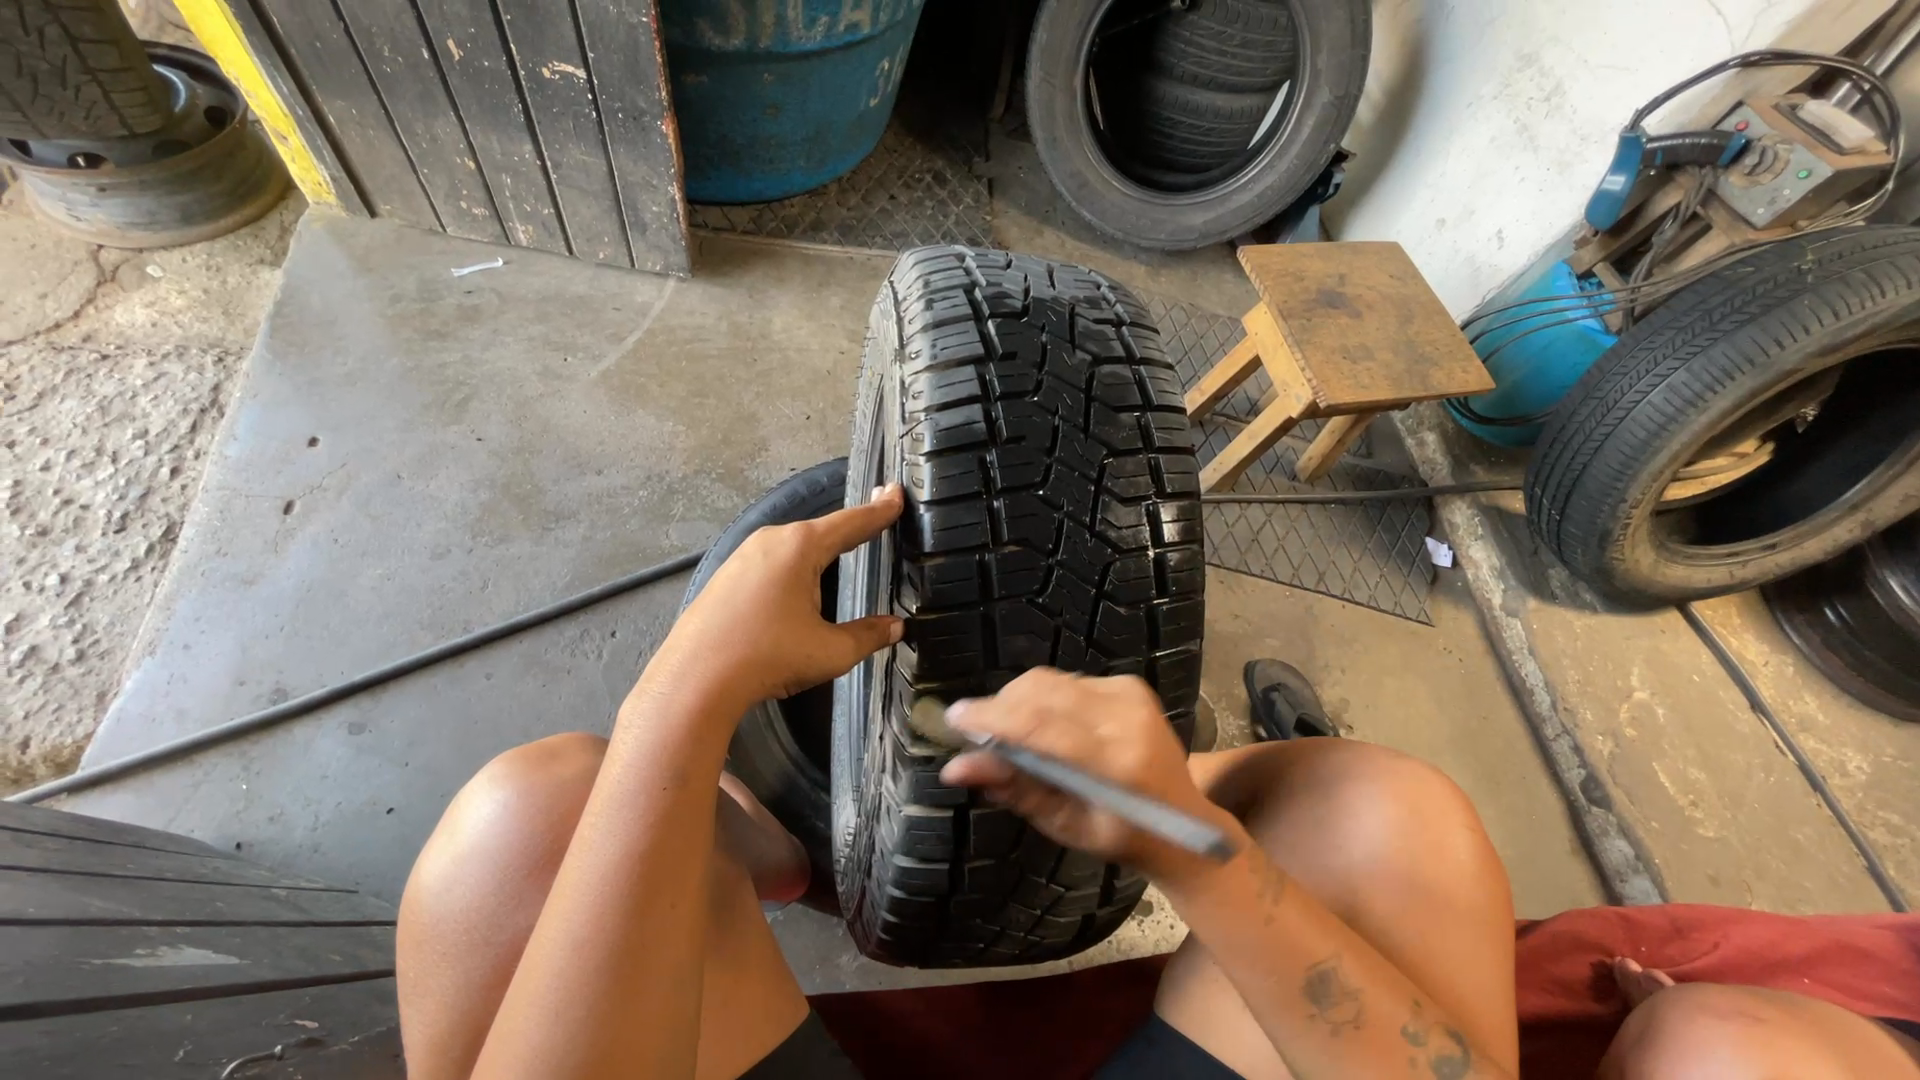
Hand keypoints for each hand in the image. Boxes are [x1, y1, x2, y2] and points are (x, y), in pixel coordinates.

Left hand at [652, 484, 903, 706]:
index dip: (879, 511)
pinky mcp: (724, 579)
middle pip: (820, 532)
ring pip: (792, 550)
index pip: (852, 523)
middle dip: (849, 531)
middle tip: (876, 521)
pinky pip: (770, 566)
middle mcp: (770, 541)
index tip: (896, 493)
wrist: (694, 680)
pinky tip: (795, 593)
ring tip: (841, 561)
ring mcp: (742, 558)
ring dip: (818, 555)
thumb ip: (868, 636)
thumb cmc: (768, 657)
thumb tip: (895, 628)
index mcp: (800, 547)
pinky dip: (792, 572)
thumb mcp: (831, 652)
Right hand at [938, 669, 1241, 880]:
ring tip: (1009, 732)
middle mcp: (1126, 718)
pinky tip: (1046, 725)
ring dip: (1019, 701)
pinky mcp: (1131, 685)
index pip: (1040, 727)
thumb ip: (1013, 788)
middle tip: (977, 732)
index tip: (953, 719)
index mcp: (1116, 762)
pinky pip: (1068, 681)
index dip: (991, 718)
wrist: (1185, 819)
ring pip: (1050, 681)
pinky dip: (1044, 699)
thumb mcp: (1064, 824)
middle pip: (1041, 691)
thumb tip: (954, 768)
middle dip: (999, 706)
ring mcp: (1131, 695)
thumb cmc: (1122, 835)